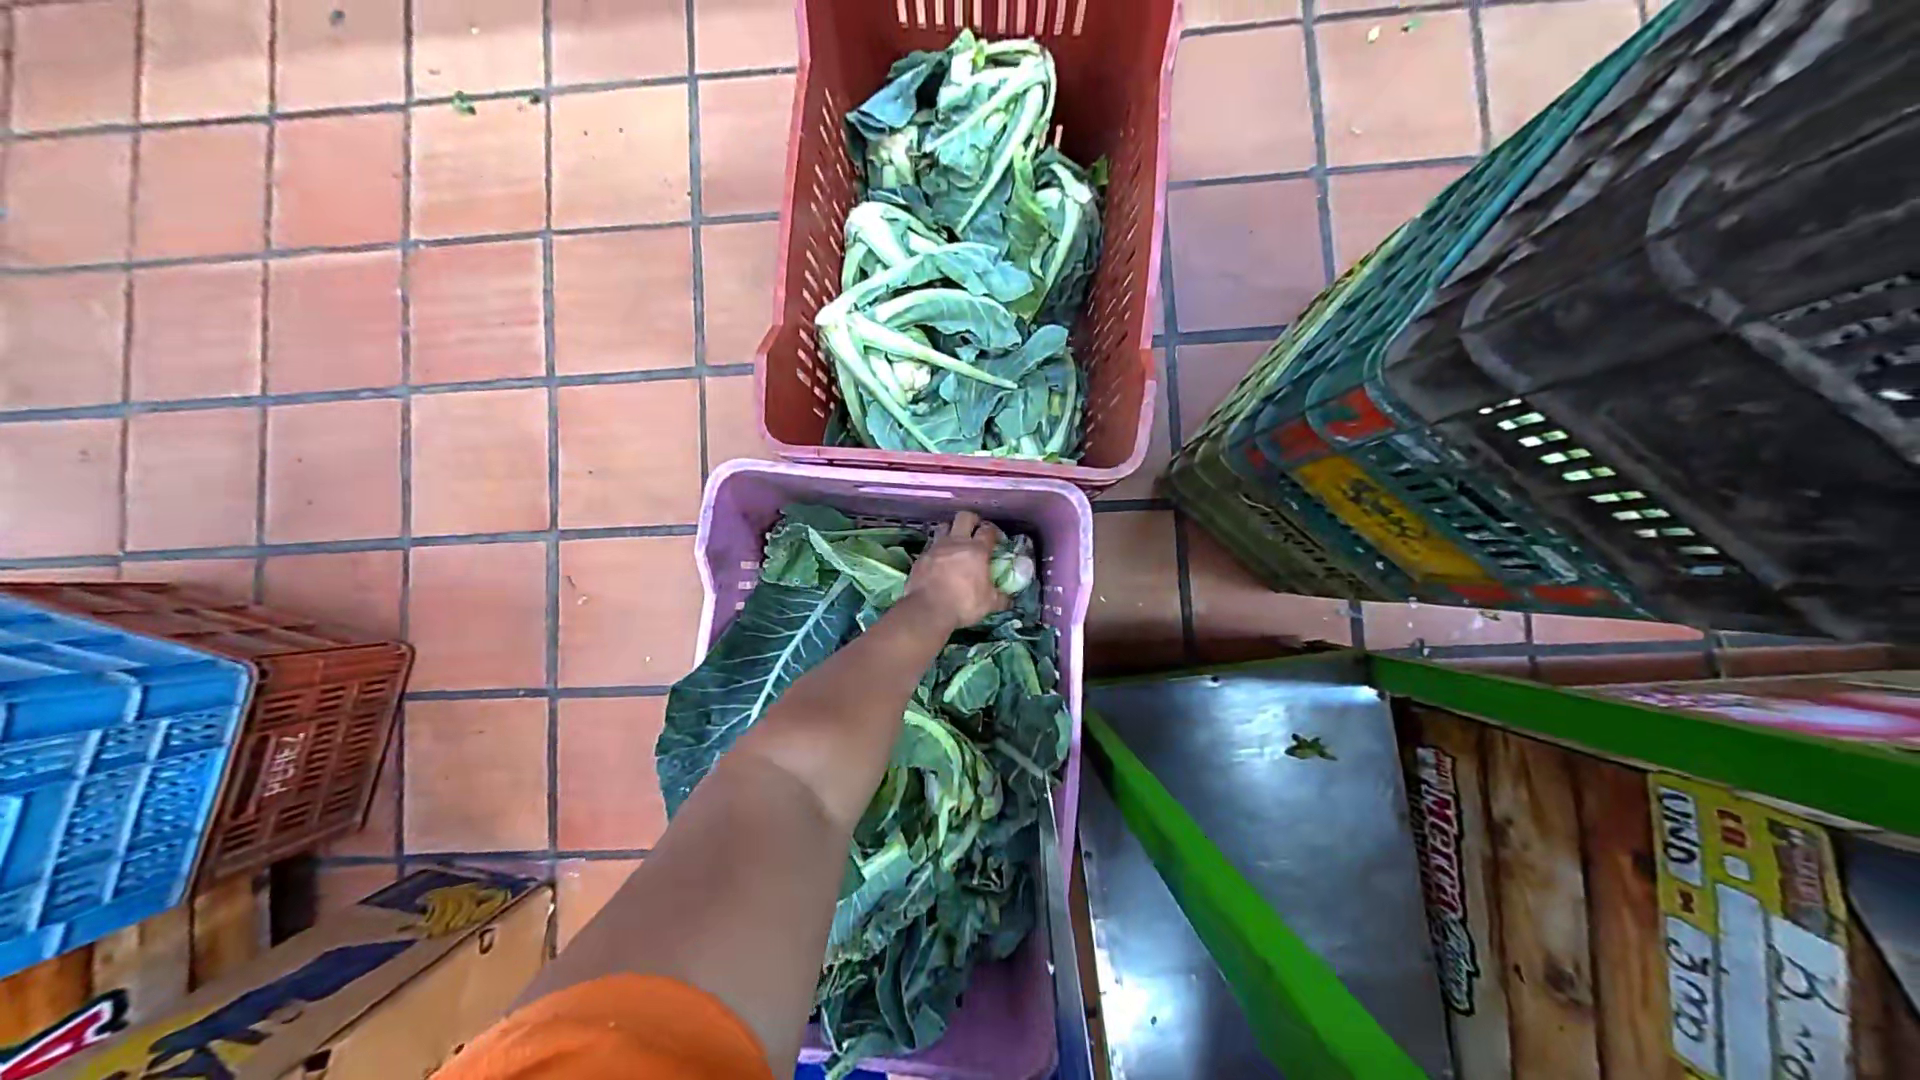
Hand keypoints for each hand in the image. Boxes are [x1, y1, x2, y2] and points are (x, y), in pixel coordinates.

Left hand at [904, 511, 1010, 630]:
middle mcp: (956, 542)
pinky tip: (938, 559)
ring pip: (944, 526)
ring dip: (951, 530)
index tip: (996, 538)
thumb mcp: (989, 603)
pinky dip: (936, 549)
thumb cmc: (964, 604)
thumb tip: (1010, 599)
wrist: (928, 609)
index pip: (988, 530)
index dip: (993, 531)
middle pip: (964, 517)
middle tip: (975, 530)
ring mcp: (936, 547)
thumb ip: (1001, 597)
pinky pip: (931, 545)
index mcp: (977, 550)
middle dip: (972, 520)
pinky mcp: (921, 556)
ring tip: (954, 541)